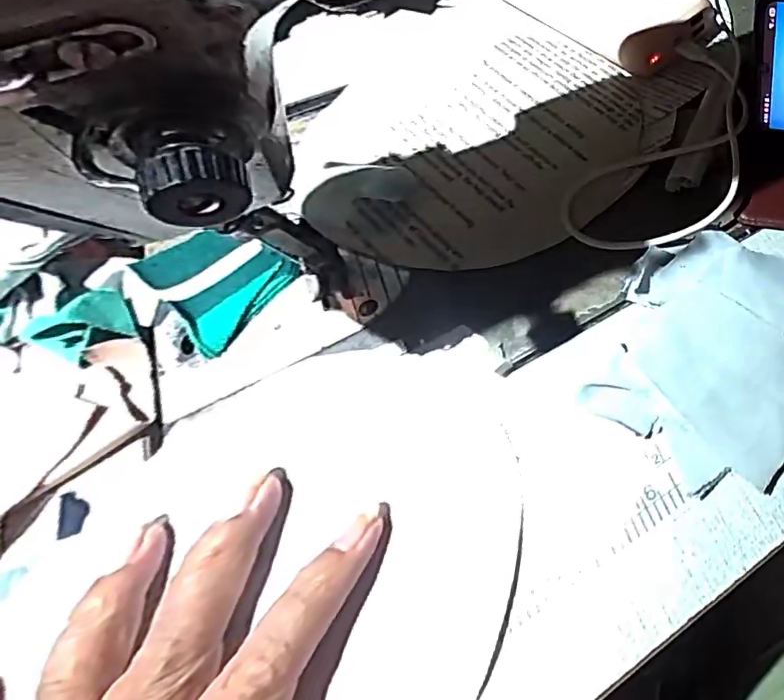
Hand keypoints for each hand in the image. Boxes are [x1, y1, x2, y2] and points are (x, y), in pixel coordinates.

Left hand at [37, 470, 385, 699]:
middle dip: (237, 540)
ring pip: (96, 640)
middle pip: (198, 608)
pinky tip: (58, 615)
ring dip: (130, 579)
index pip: (297, 622)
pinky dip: (46, 645)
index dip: (338, 565)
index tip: (362, 523)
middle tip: (258, 492)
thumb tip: (357, 681)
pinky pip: (21, 689)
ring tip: (150, 534)